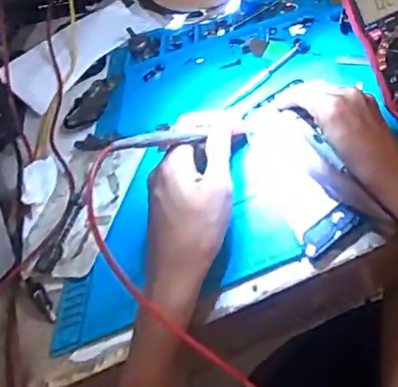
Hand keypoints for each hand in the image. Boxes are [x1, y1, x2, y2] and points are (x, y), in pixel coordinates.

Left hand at [143, 126, 231, 308]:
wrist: (174, 277)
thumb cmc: (200, 231)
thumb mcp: (218, 186)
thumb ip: (219, 148)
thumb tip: (222, 120)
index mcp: (171, 160)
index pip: (194, 125)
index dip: (218, 123)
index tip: (241, 128)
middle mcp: (159, 168)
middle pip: (187, 140)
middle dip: (212, 137)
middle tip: (237, 140)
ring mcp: (156, 186)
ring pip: (184, 157)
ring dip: (205, 154)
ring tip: (227, 158)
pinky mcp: (159, 202)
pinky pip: (180, 174)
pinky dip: (197, 170)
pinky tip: (210, 179)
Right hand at [277, 82, 397, 218]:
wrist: (392, 176)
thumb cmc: (356, 173)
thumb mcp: (322, 155)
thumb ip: (304, 132)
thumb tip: (290, 122)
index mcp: (331, 106)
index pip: (300, 93)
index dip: (285, 100)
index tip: (275, 109)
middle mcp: (344, 93)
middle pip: (312, 86)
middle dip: (297, 95)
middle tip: (285, 108)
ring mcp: (358, 94)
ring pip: (327, 86)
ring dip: (313, 95)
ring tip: (302, 109)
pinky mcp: (368, 99)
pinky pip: (341, 91)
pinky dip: (329, 97)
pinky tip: (325, 110)